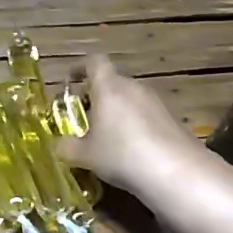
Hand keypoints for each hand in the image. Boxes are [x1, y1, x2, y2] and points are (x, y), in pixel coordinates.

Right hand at [56, 53, 208, 196]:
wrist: (174, 170)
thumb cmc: (120, 154)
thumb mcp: (84, 155)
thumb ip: (67, 147)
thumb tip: (58, 144)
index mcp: (109, 87)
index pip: (94, 62)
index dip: (80, 68)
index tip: (71, 81)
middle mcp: (133, 87)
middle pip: (112, 83)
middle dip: (96, 98)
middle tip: (84, 120)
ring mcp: (156, 101)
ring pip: (129, 100)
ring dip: (116, 113)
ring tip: (107, 140)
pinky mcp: (171, 118)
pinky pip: (145, 115)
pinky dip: (134, 126)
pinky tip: (131, 151)